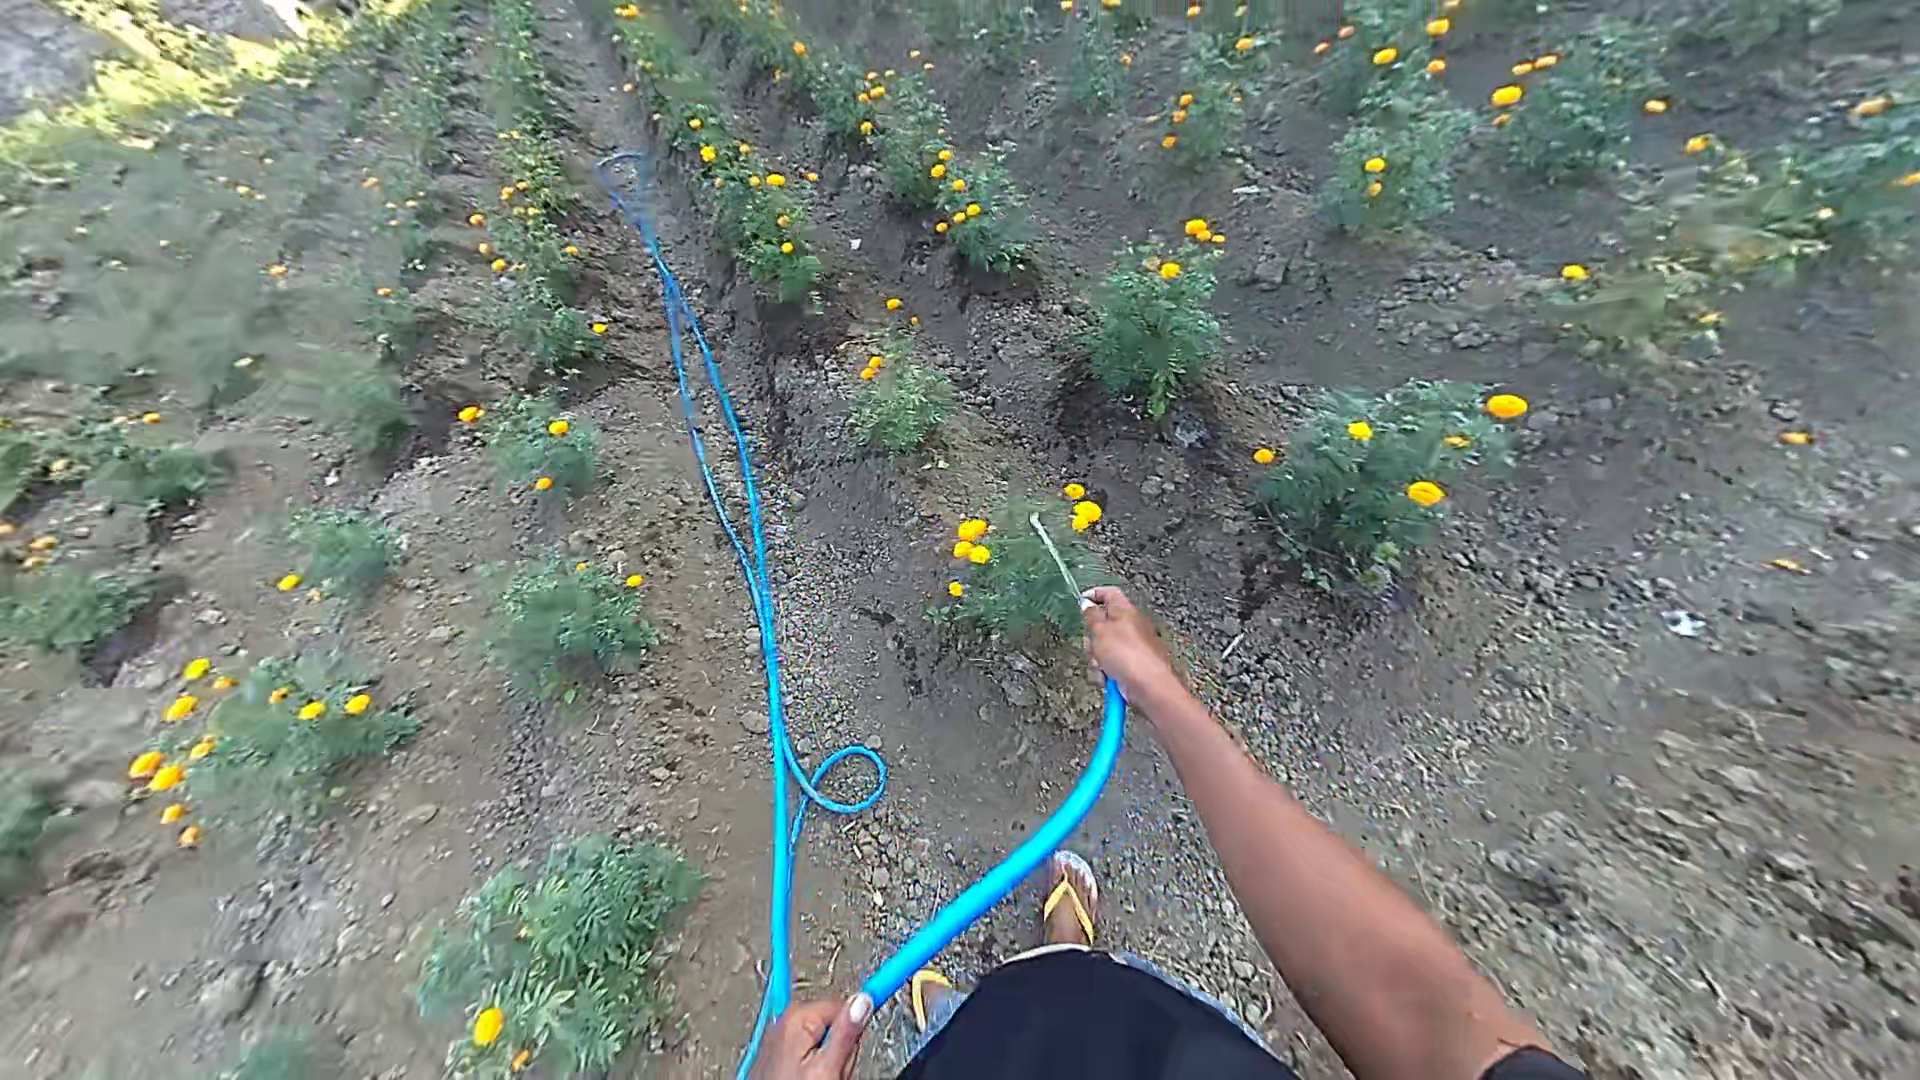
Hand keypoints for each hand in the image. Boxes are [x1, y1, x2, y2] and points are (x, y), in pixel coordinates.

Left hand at [749, 995, 870, 1079]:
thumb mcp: (826, 1070)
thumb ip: (846, 1032)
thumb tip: (864, 998)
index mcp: (797, 1015)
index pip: (844, 1007)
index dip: (852, 1033)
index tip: (856, 1037)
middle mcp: (785, 1019)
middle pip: (833, 1024)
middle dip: (837, 1051)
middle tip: (830, 1073)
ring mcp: (779, 1038)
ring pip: (822, 1040)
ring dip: (826, 1061)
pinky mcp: (777, 1054)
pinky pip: (808, 1052)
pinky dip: (812, 1066)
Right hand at [1081, 586, 1183, 708]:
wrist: (1149, 687)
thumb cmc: (1126, 655)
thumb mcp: (1100, 631)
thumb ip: (1091, 615)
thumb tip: (1087, 603)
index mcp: (1125, 611)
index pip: (1109, 593)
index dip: (1094, 594)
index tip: (1081, 602)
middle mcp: (1130, 627)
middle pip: (1102, 625)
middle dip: (1092, 639)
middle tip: (1093, 646)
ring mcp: (1132, 648)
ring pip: (1103, 648)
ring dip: (1097, 659)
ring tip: (1103, 667)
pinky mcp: (1132, 666)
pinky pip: (1110, 665)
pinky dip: (1105, 673)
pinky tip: (1108, 679)